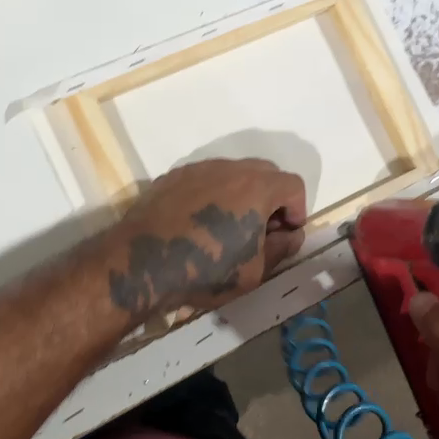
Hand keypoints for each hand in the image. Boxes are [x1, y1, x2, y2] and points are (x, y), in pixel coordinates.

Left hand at [103, 159, 307, 319]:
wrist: (142, 262)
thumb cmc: (206, 269)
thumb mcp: (254, 271)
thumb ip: (281, 248)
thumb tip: (291, 235)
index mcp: (257, 187)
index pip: (293, 185)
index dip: (296, 211)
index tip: (284, 235)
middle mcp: (229, 168)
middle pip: (264, 173)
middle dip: (271, 199)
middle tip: (261, 231)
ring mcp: (197, 169)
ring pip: (232, 173)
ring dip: (240, 196)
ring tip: (227, 229)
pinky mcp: (172, 177)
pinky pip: (204, 180)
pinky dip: (211, 196)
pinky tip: (197, 225)